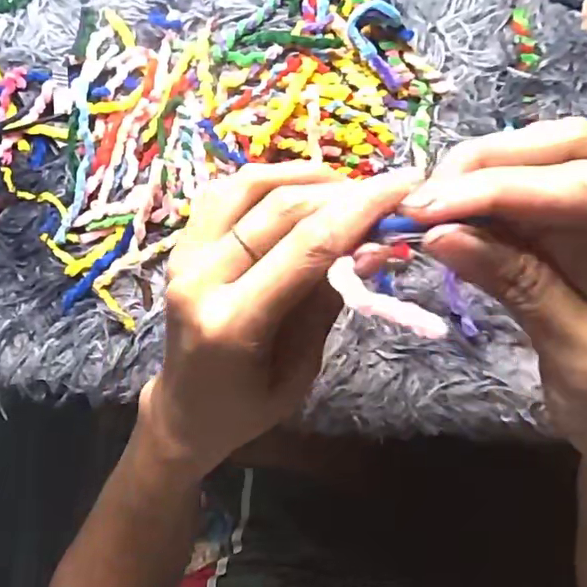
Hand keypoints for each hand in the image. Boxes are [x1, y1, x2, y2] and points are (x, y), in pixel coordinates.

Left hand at [139, 162, 420, 477]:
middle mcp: (199, 278)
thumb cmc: (247, 406)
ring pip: (249, 185)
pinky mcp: (180, 243)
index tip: (406, 185)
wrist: (182, 409)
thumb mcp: (301, 368)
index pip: (307, 246)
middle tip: (386, 192)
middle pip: (281, 208)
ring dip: (305, 176)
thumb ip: (328, 300)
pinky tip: (299, 189)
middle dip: (343, 192)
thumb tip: (372, 243)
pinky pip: (225, 192)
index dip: (361, 209)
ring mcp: (183, 254)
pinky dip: (268, 179)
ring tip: (346, 188)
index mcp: (232, 322)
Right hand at [401, 119, 586, 484]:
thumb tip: (439, 232)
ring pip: (560, 164)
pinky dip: (493, 204)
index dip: (512, 189)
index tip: (432, 204)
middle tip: (427, 196)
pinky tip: (453, 215)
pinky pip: (543, 200)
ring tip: (428, 205)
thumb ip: (521, 288)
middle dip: (499, 165)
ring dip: (487, 178)